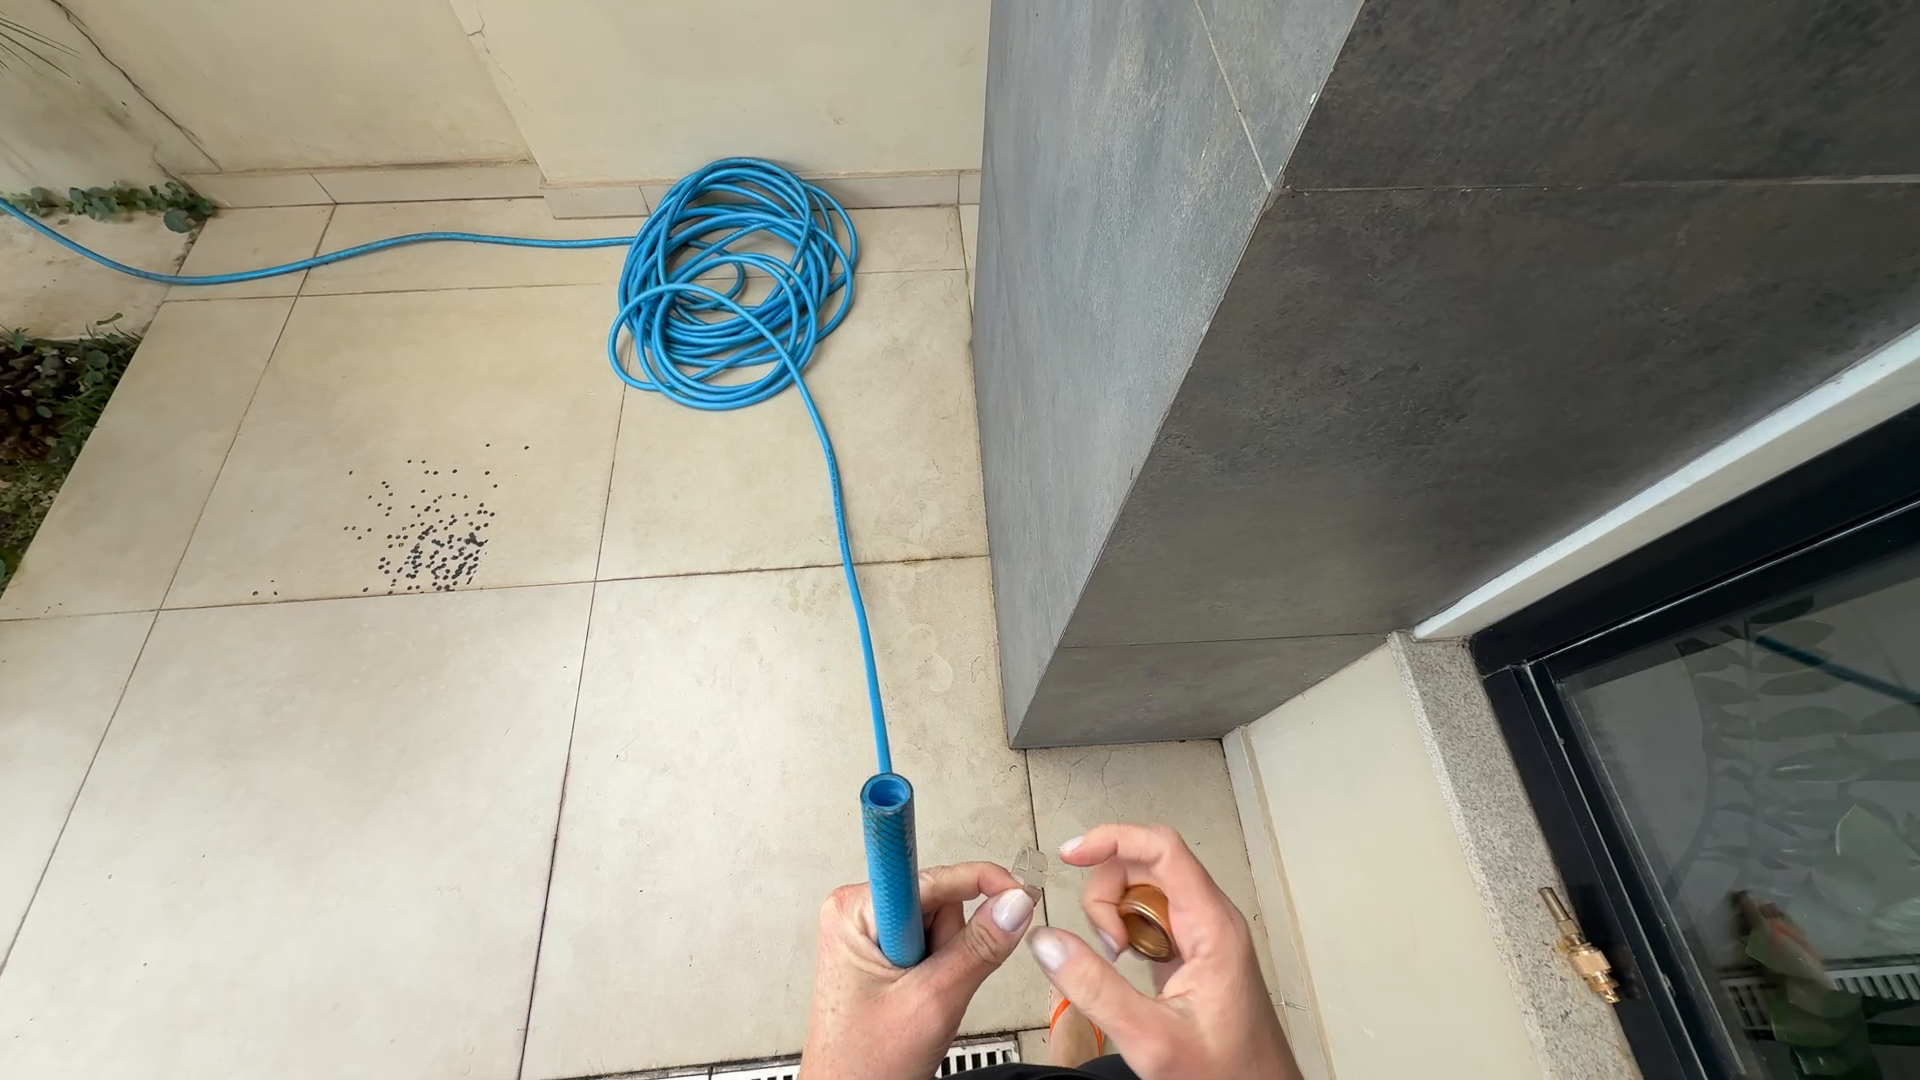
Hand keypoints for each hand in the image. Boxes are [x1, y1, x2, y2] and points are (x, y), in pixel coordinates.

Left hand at [802, 861, 1036, 1079]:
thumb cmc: (863, 1066)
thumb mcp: (932, 1004)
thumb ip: (979, 949)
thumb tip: (1014, 904)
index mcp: (856, 909)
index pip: (930, 874)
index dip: (976, 878)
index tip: (1014, 887)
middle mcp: (859, 909)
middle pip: (939, 899)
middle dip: (952, 944)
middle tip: (935, 986)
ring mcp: (868, 928)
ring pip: (939, 921)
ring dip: (945, 962)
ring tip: (922, 998)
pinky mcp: (879, 946)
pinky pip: (929, 940)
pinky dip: (937, 969)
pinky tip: (920, 995)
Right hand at [1026, 825, 1299, 1079]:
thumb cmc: (1228, 1076)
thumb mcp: (1153, 1039)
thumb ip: (1096, 989)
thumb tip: (1048, 942)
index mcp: (1212, 926)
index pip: (1162, 848)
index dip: (1114, 838)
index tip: (1073, 853)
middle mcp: (1209, 917)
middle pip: (1144, 864)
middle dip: (1107, 892)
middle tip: (1104, 942)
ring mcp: (1200, 930)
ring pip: (1140, 886)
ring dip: (1113, 912)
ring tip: (1115, 957)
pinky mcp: (1188, 945)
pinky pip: (1145, 912)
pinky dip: (1122, 928)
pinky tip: (1124, 960)